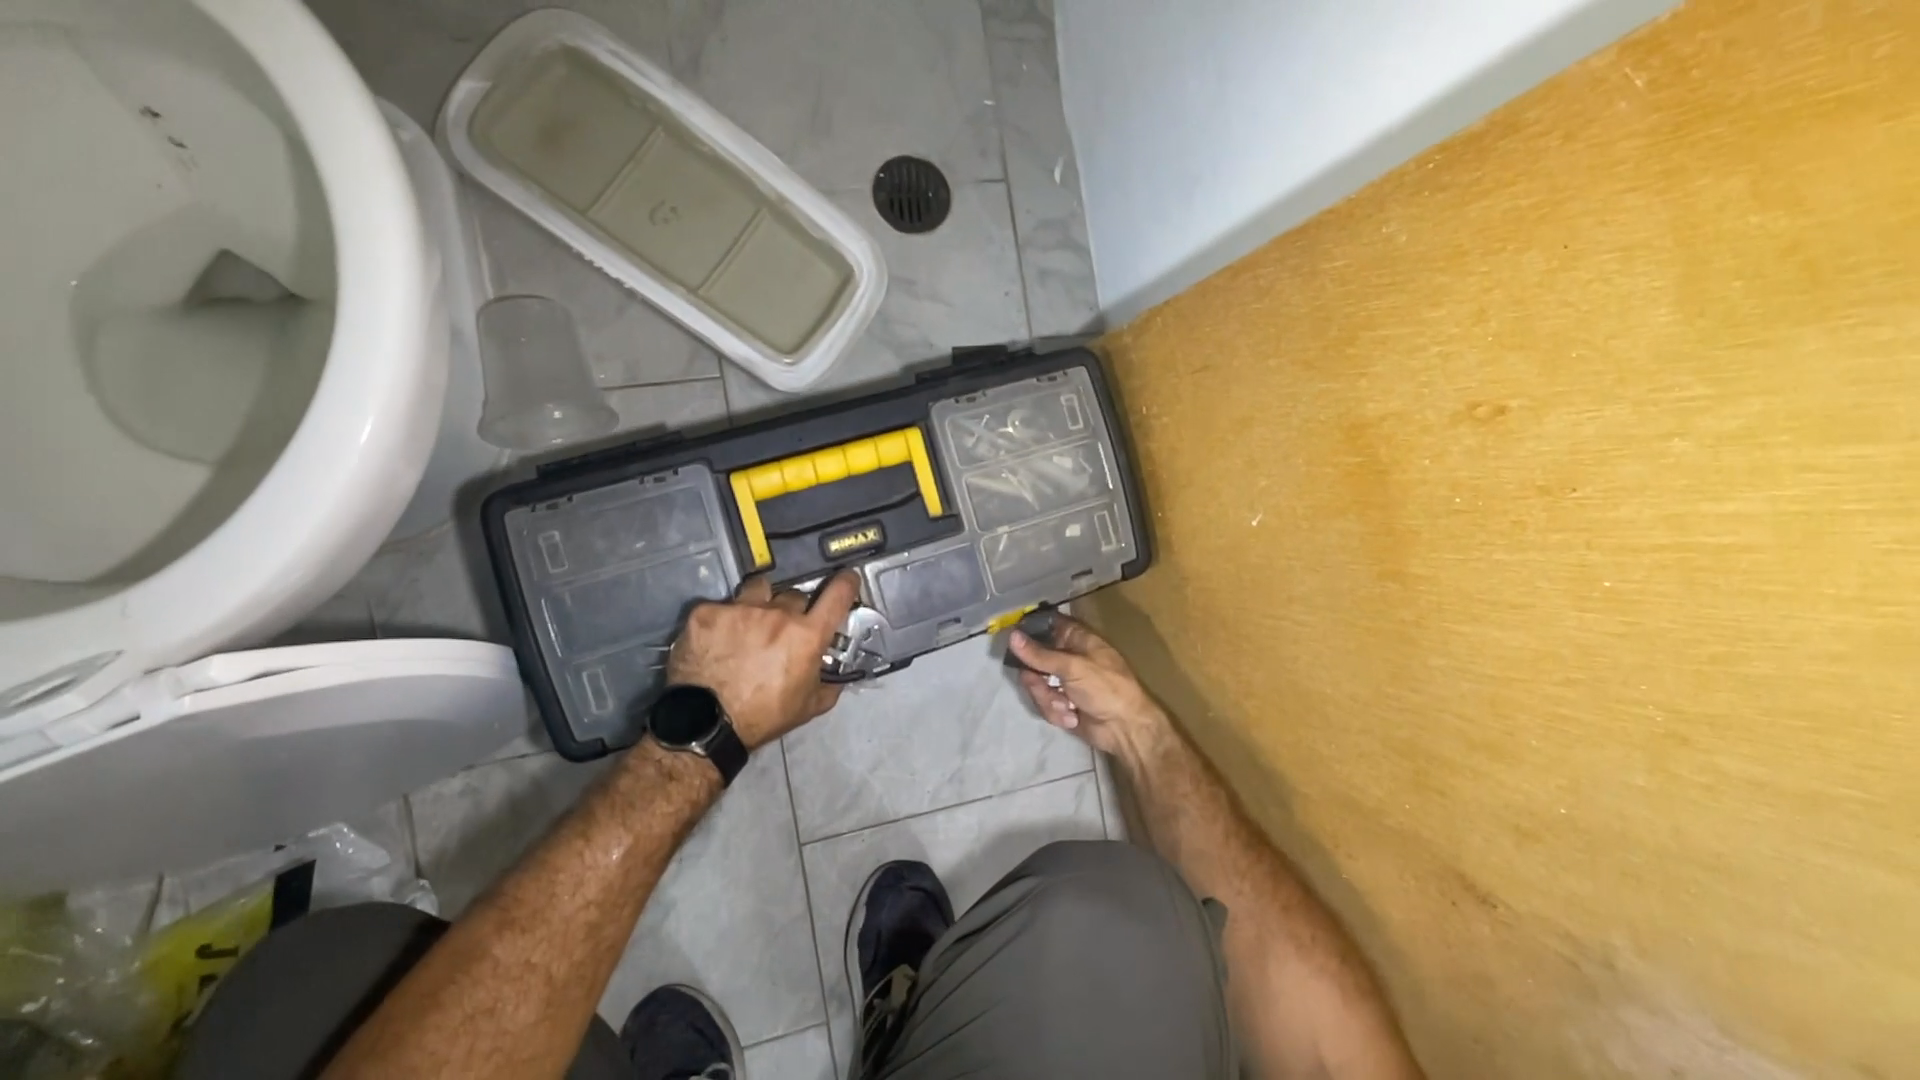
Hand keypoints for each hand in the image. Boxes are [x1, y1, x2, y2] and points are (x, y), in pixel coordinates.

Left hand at [667, 572, 860, 748]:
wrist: (705, 724)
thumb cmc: (764, 717)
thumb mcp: (809, 707)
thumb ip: (829, 685)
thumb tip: (838, 677)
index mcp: (807, 635)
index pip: (837, 595)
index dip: (846, 583)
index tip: (847, 579)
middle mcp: (777, 613)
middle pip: (794, 596)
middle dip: (793, 611)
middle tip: (782, 631)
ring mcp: (740, 608)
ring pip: (758, 590)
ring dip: (760, 602)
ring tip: (749, 623)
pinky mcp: (706, 611)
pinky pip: (721, 606)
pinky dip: (722, 621)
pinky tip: (715, 641)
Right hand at [1008, 615, 1168, 757]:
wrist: (1125, 728)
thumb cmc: (1106, 688)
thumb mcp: (1072, 667)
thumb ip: (1040, 654)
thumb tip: (1012, 636)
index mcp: (1076, 639)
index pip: (1046, 625)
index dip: (1028, 630)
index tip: (1012, 639)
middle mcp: (1067, 657)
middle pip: (1033, 659)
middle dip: (1037, 679)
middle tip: (1044, 685)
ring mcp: (1064, 681)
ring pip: (1036, 684)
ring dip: (1049, 699)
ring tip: (1067, 707)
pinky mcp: (1062, 703)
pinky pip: (1044, 703)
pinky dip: (1056, 712)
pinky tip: (1072, 718)